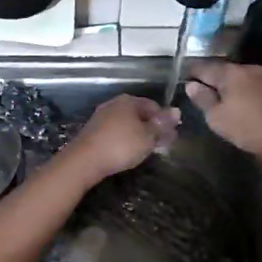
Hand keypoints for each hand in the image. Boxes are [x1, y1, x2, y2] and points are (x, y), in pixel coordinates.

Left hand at [62, 95, 180, 182]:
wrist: (84, 160)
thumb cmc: (121, 145)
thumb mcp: (148, 136)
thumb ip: (162, 124)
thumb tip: (177, 110)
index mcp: (128, 101)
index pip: (153, 106)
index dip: (165, 120)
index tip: (171, 136)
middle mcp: (114, 104)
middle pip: (139, 114)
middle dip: (152, 128)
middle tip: (161, 145)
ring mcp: (101, 117)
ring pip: (127, 124)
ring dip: (139, 135)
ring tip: (146, 151)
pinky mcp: (93, 132)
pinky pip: (115, 132)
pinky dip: (125, 140)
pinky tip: (128, 152)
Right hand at [183, 61, 261, 162]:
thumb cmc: (246, 127)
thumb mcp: (216, 117)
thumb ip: (203, 99)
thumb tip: (191, 85)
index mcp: (230, 72)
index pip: (204, 67)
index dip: (192, 72)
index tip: (183, 78)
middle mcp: (248, 69)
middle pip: (224, 70)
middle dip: (211, 78)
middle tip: (199, 90)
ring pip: (239, 78)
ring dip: (228, 86)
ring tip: (217, 98)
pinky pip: (251, 87)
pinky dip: (241, 92)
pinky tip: (238, 103)